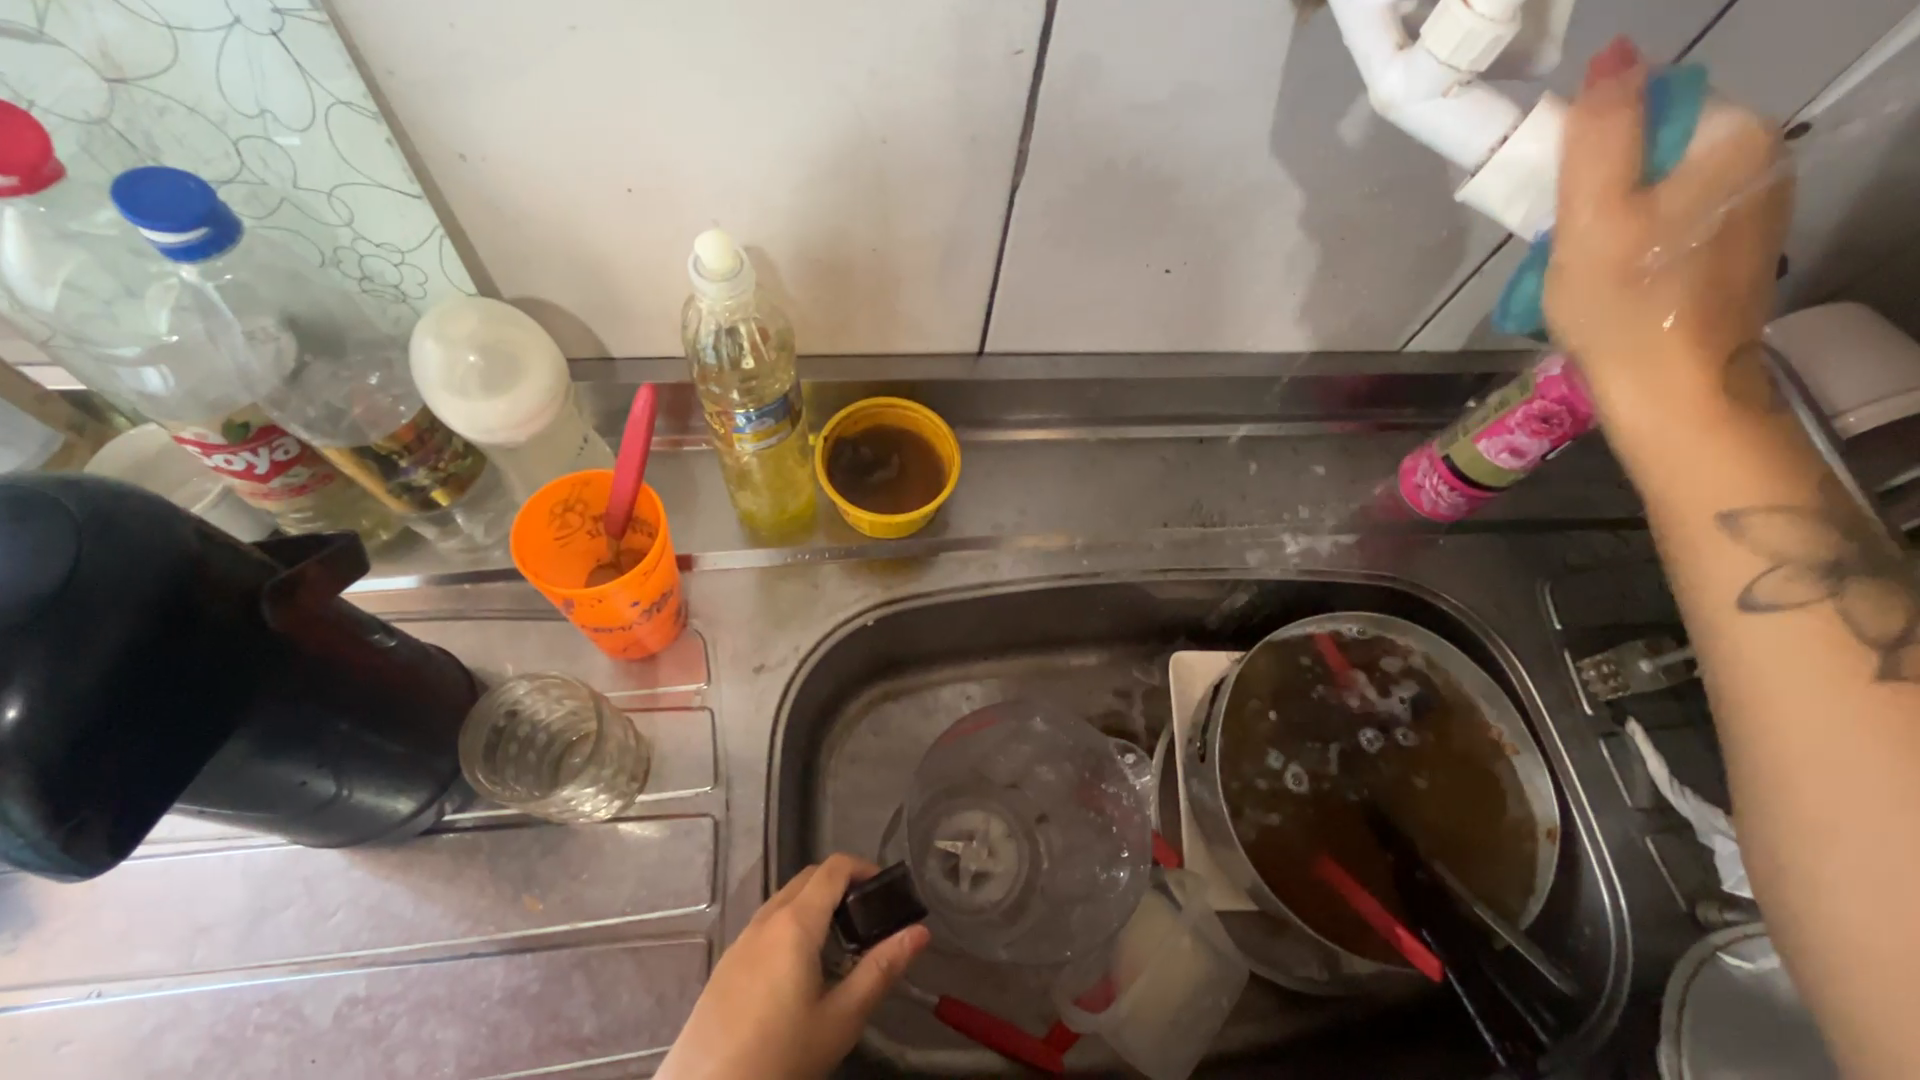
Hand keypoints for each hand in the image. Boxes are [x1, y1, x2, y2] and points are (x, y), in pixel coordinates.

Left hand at [656, 854, 931, 1079]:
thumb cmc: (782, 1054)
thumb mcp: (842, 1018)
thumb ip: (882, 969)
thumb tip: (919, 933)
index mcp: (795, 924)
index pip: (832, 868)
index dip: (864, 867)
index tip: (886, 891)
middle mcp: (764, 921)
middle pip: (807, 877)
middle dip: (841, 884)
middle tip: (869, 916)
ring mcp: (740, 940)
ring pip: (784, 899)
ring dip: (815, 904)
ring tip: (841, 943)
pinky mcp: (726, 963)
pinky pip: (765, 924)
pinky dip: (791, 924)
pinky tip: (801, 969)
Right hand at [1544, 36, 1791, 421]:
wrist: (1674, 393)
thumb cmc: (1623, 304)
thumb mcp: (1591, 214)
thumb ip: (1601, 130)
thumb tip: (1614, 53)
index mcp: (1735, 139)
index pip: (1650, 104)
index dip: (1594, 148)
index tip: (1564, 204)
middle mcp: (1763, 161)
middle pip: (1656, 146)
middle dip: (1602, 187)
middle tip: (1570, 242)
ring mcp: (1757, 209)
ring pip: (1662, 187)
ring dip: (1613, 217)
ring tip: (1587, 266)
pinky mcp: (1740, 250)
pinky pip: (1676, 221)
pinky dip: (1637, 242)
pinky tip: (1617, 280)